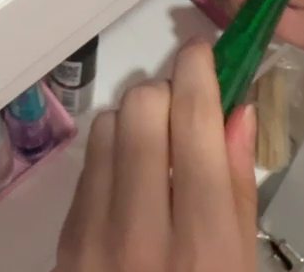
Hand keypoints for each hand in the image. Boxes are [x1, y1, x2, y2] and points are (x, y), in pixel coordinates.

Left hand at [56, 42, 258, 271]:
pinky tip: (133, 181)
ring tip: (161, 149)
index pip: (195, 127)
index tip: (205, 52)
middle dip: (168, 92)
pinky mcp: (65, 241)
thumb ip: (238, 193)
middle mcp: (140, 234)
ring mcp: (92, 237)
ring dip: (137, 120)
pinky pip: (89, 164)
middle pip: (143, 109)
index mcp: (203, 252)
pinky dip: (113, 153)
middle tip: (187, 108)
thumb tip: (237, 111)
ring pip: (109, 125)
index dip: (201, 74)